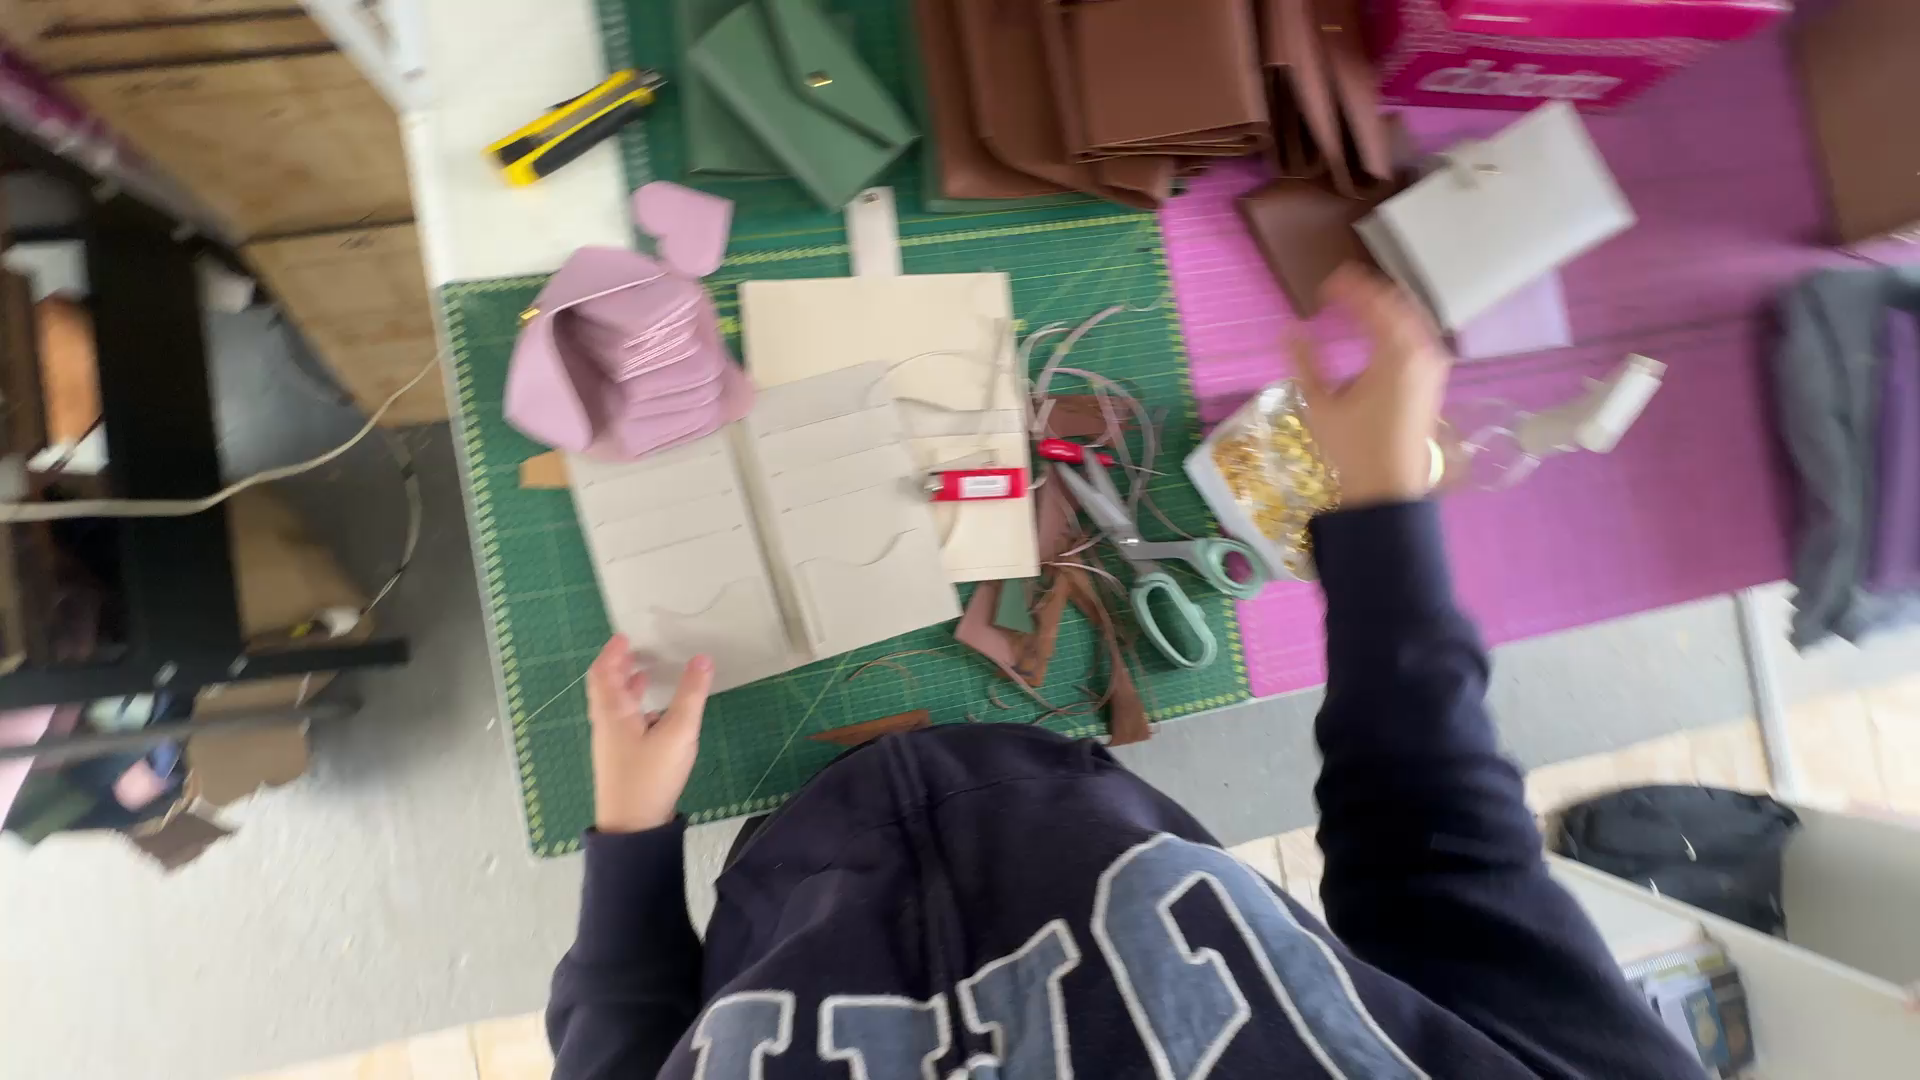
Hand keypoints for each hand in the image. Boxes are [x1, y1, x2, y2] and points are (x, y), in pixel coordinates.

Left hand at [586, 635, 712, 833]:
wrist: (633, 827)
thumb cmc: (651, 775)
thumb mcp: (678, 731)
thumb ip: (691, 694)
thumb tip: (702, 658)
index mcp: (613, 714)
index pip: (604, 674)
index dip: (612, 653)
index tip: (623, 636)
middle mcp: (607, 725)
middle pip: (607, 688)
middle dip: (620, 667)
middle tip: (636, 648)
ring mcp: (613, 744)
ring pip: (616, 706)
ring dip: (628, 686)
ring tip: (647, 673)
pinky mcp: (622, 758)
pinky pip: (625, 721)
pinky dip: (636, 705)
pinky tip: (656, 711)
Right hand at [1289, 265, 1451, 506]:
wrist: (1389, 485)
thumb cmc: (1353, 446)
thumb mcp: (1321, 404)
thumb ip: (1305, 364)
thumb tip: (1288, 333)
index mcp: (1395, 352)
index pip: (1373, 304)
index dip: (1348, 289)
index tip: (1325, 285)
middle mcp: (1422, 351)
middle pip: (1397, 305)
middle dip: (1368, 292)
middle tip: (1339, 288)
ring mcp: (1433, 365)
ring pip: (1411, 319)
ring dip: (1384, 308)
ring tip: (1357, 305)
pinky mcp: (1433, 378)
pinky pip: (1418, 336)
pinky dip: (1397, 325)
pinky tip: (1378, 332)